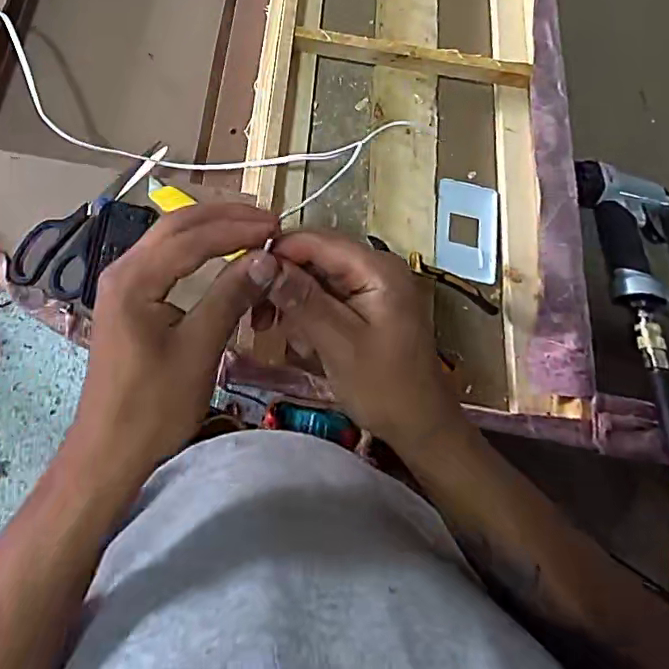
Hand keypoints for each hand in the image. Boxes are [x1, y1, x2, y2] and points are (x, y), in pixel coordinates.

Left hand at [66, 202, 279, 475]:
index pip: (191, 238)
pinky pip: (165, 257)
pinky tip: (220, 250)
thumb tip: (266, 257)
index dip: (236, 228)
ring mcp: (121, 282)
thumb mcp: (199, 349)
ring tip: (251, 227)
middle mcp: (122, 269)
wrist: (108, 451)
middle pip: (176, 225)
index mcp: (134, 279)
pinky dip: (196, 247)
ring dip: (210, 227)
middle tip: (267, 220)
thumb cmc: (153, 407)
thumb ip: (230, 296)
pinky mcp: (127, 297)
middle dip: (224, 217)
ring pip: (170, 237)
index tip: (275, 228)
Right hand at [264, 229, 469, 456]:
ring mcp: (372, 284)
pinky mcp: (366, 302)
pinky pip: (327, 295)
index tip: (246, 281)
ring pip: (316, 276)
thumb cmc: (385, 388)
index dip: (277, 254)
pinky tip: (305, 342)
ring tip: (287, 337)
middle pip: (314, 256)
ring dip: (295, 303)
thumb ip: (301, 299)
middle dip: (284, 283)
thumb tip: (261, 261)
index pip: (315, 241)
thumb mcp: (338, 343)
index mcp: (376, 268)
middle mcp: (375, 266)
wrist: (422, 427)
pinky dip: (309, 314)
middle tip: (261, 318)